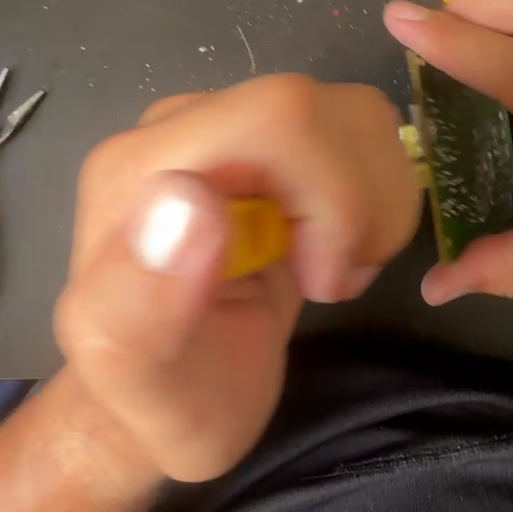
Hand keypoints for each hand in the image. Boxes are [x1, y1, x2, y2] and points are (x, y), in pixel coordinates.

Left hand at [54, 75, 419, 482]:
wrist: (173, 402)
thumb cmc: (157, 400)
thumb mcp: (135, 377)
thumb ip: (142, 298)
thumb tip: (190, 199)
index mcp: (142, 166)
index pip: (275, 118)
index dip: (329, 194)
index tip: (317, 281)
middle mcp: (186, 132)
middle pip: (321, 109)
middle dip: (357, 204)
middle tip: (329, 282)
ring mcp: (236, 139)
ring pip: (355, 117)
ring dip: (374, 203)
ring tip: (331, 271)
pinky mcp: (277, 159)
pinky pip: (360, 142)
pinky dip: (377, 202)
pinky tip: (334, 254)